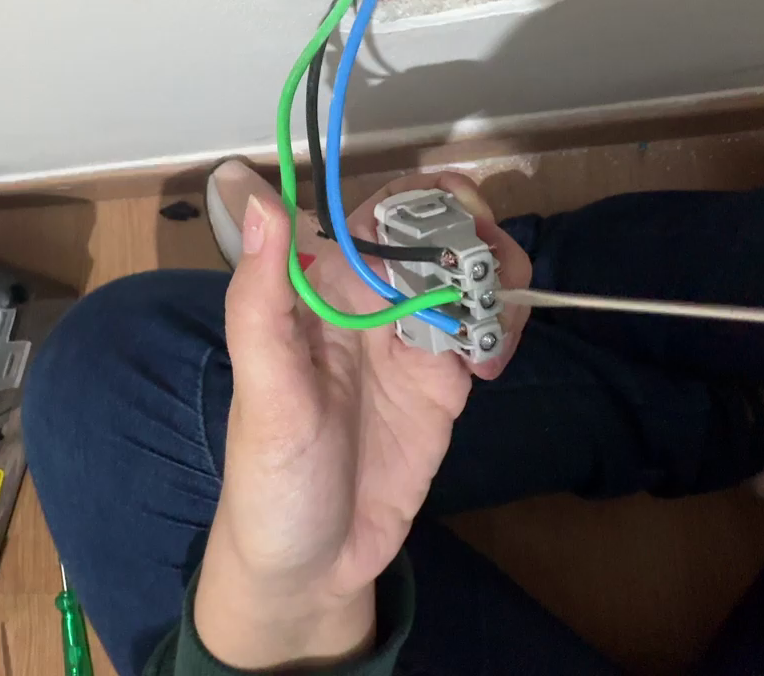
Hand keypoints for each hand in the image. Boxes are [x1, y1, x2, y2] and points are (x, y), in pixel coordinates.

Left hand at [193, 172, 529, 667]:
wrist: (314, 567)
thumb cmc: (271, 477)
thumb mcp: (264, 390)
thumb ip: (260, 297)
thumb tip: (264, 198)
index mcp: (318, 284)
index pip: (374, 212)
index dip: (421, 197)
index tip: (463, 208)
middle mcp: (367, 298)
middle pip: (432, 230)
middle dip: (473, 231)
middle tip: (494, 270)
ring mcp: (410, 335)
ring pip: (466, 272)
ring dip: (497, 277)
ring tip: (499, 322)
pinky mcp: (444, 378)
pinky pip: (483, 328)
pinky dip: (503, 330)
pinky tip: (490, 371)